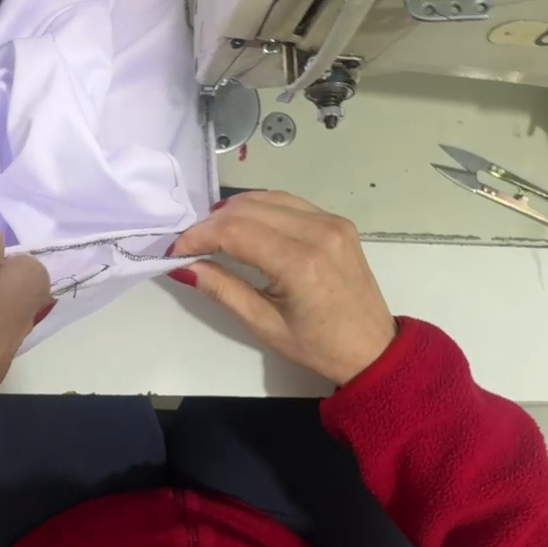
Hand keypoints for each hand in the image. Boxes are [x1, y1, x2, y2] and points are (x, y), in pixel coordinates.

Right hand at [169, 192, 395, 384]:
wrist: (372, 348)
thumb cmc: (317, 346)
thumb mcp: (264, 324)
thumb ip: (222, 289)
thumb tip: (183, 266)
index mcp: (300, 263)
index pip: (235, 231)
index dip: (199, 236)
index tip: (176, 251)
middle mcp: (318, 232)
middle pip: (248, 209)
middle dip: (211, 223)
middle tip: (190, 244)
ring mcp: (331, 222)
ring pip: (267, 198)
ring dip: (233, 211)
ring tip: (210, 233)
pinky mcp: (337, 221)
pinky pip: (288, 202)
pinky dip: (260, 208)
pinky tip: (243, 223)